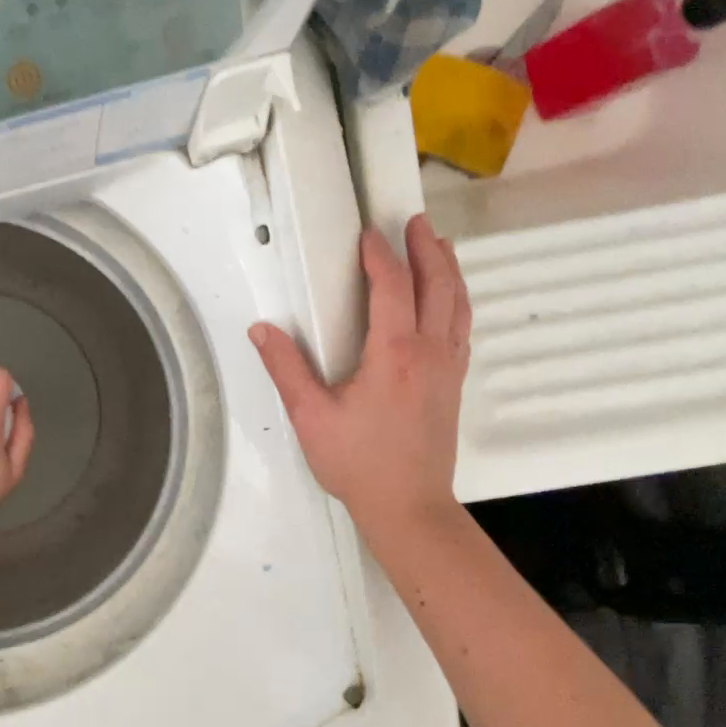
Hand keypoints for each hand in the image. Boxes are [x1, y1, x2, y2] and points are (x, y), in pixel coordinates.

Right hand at [249, 215, 469, 533]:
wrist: (408, 504)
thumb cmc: (357, 462)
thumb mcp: (309, 416)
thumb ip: (286, 368)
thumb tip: (263, 330)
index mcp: (394, 355)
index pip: (392, 288)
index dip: (380, 256)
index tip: (368, 235)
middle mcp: (430, 353)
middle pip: (438, 286)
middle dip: (426, 249)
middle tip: (414, 222)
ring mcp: (448, 368)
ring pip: (458, 304)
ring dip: (448, 269)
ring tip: (439, 245)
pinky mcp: (453, 384)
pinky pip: (462, 327)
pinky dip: (457, 300)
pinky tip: (448, 300)